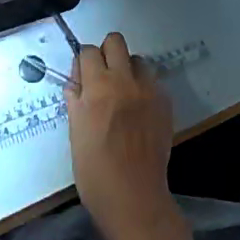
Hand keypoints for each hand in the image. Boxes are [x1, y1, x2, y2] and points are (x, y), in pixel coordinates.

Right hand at [65, 31, 178, 238]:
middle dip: (106, 53)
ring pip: (137, 59)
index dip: (82, 62)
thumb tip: (75, 82)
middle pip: (116, 41)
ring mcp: (148, 90)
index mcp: (98, 88)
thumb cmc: (95, 173)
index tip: (82, 78)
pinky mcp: (165, 102)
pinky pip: (153, 81)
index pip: (88, 51)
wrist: (134, 198)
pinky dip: (143, 88)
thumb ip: (76, 102)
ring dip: (127, 70)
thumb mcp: (75, 135)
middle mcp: (125, 81)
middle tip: (102, 78)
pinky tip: (138, 111)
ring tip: (122, 95)